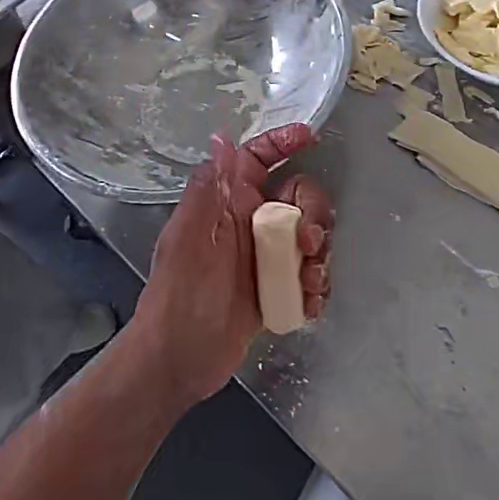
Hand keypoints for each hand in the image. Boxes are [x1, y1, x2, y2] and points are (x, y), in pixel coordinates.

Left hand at [127, 124, 331, 407]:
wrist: (179, 361)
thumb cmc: (181, 295)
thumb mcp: (192, 236)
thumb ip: (208, 187)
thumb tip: (220, 138)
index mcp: (227, 202)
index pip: (257, 158)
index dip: (282, 142)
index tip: (310, 138)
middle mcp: (249, 223)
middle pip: (299, 197)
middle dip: (315, 215)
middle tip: (310, 244)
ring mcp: (265, 257)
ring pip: (310, 237)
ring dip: (319, 257)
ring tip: (308, 283)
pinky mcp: (276, 288)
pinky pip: (309, 274)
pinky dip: (316, 286)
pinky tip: (309, 304)